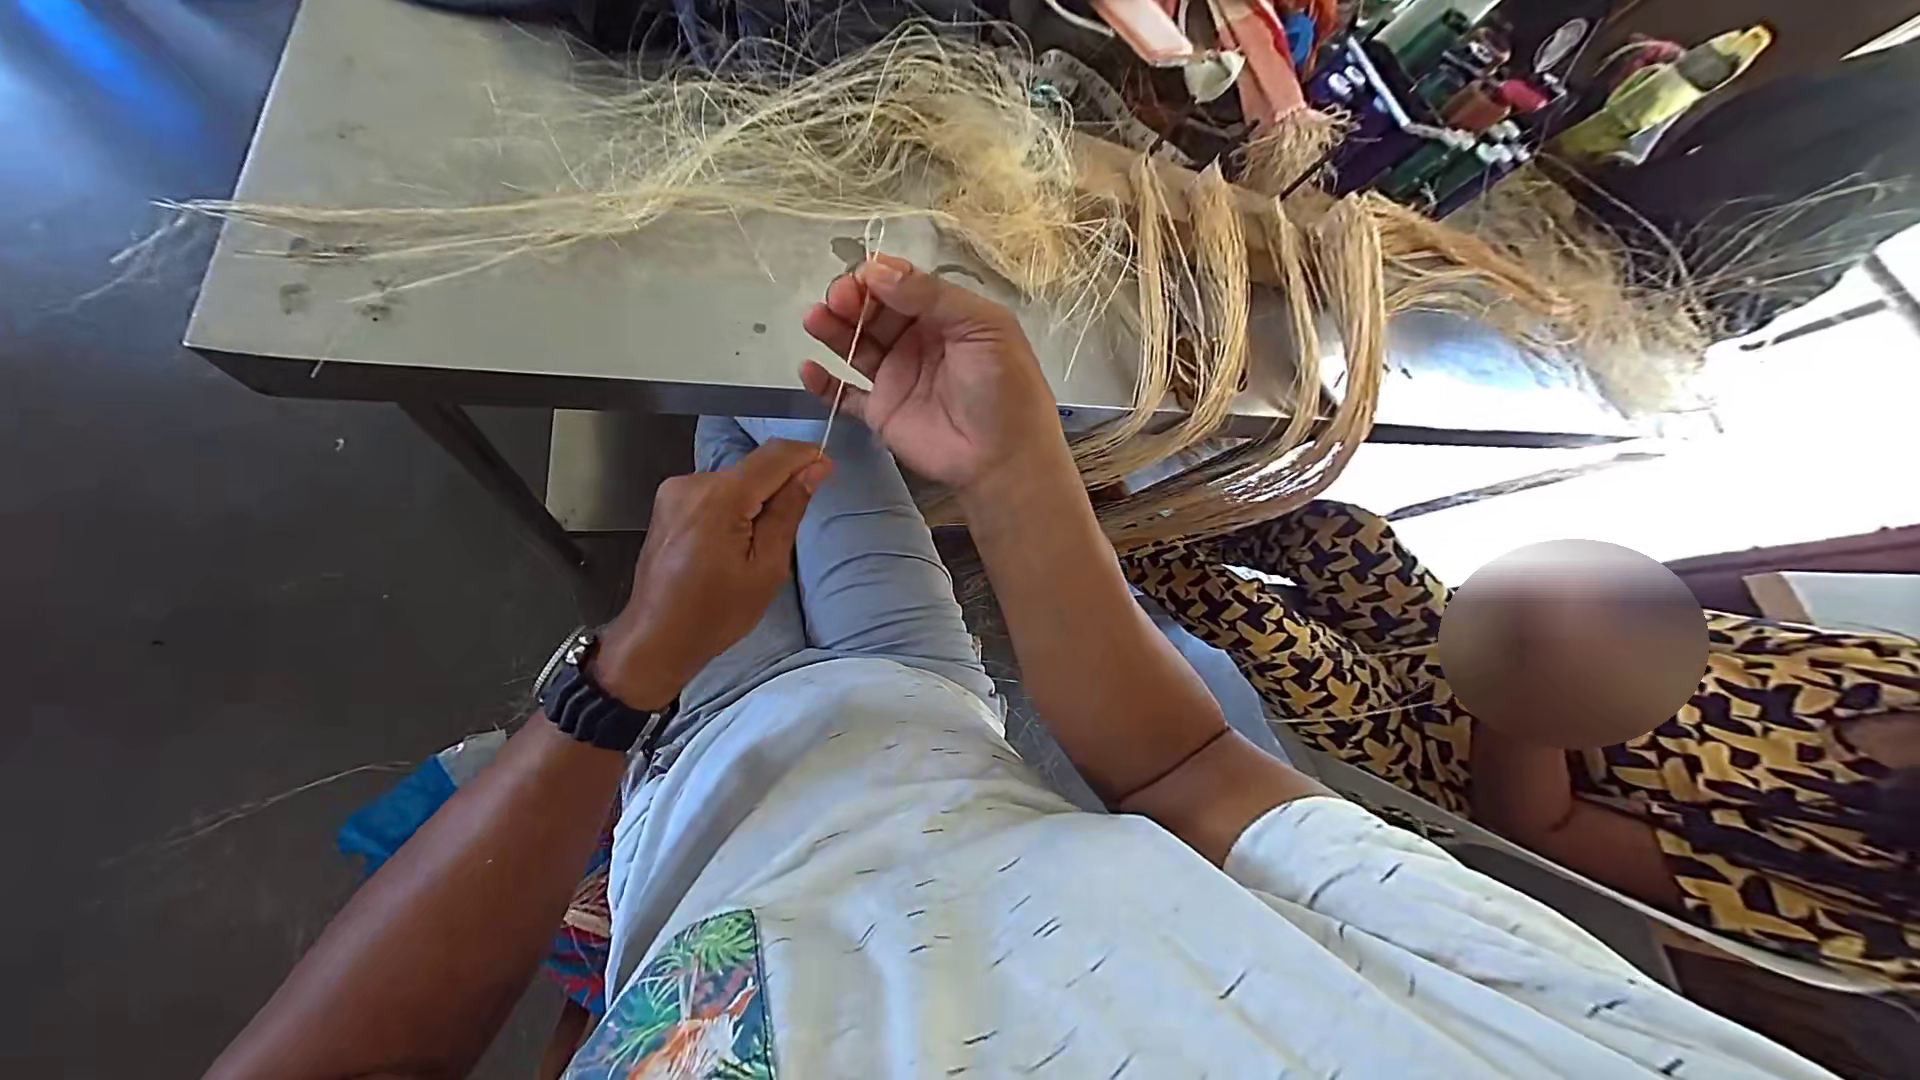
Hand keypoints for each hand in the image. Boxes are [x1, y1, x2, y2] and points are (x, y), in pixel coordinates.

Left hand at [590, 439, 831, 708]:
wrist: (656, 638)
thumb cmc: (716, 613)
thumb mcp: (767, 566)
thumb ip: (789, 510)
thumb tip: (814, 469)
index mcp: (720, 498)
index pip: (774, 455)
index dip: (806, 456)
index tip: (828, 470)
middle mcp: (692, 483)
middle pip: (754, 466)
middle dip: (780, 486)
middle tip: (789, 531)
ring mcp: (675, 491)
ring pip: (736, 479)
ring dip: (757, 499)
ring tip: (756, 545)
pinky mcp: (668, 502)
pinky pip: (716, 491)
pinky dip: (734, 506)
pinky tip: (733, 543)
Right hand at [800, 254, 1068, 494]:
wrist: (1002, 459)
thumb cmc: (1004, 389)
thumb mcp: (982, 327)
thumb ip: (933, 295)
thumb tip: (877, 269)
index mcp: (946, 317)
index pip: (902, 287)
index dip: (879, 279)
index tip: (862, 279)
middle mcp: (918, 342)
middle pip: (873, 311)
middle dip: (851, 299)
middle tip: (838, 300)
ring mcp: (897, 377)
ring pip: (855, 345)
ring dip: (832, 330)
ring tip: (816, 319)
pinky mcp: (882, 412)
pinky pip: (846, 394)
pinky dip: (824, 383)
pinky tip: (809, 369)